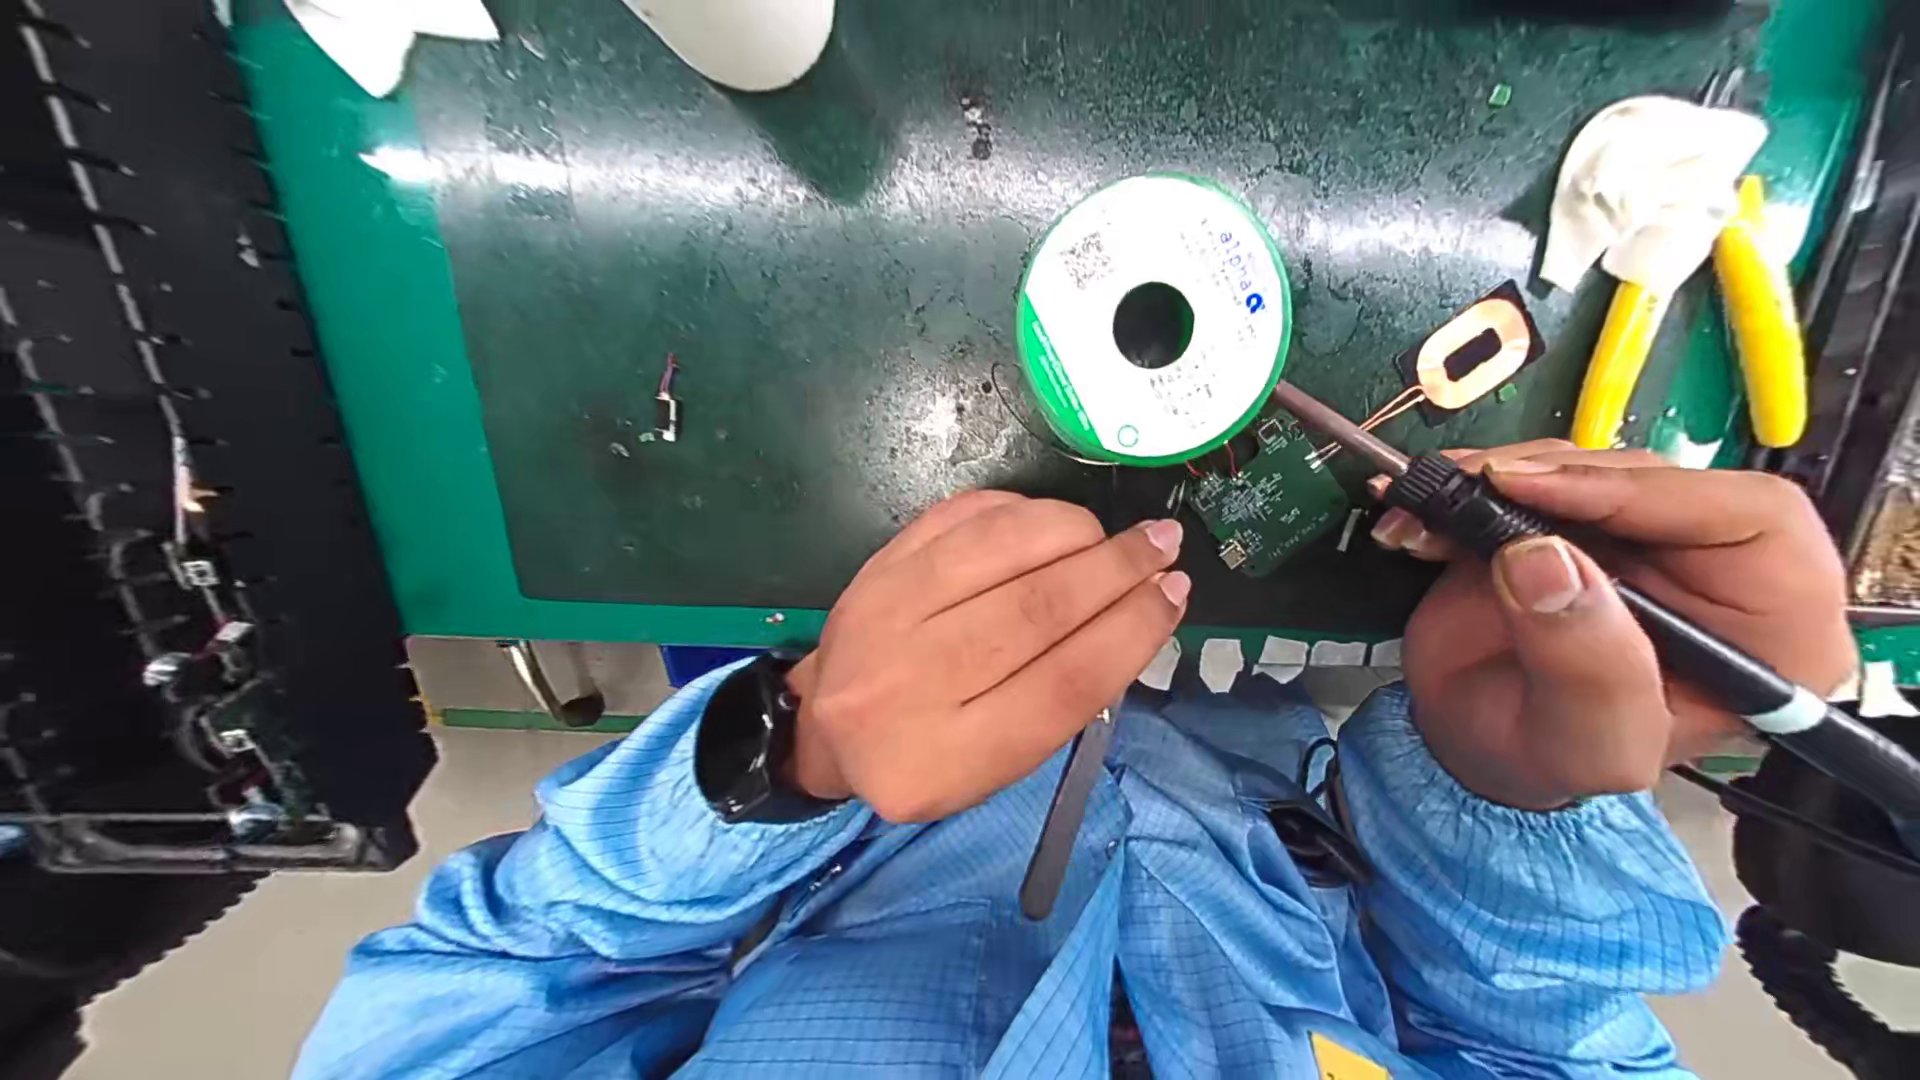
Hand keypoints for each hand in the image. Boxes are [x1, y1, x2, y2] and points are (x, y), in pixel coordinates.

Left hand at [785, 491, 1189, 822]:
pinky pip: (957, 518)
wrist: (827, 725)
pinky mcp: (876, 569)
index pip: (1064, 685)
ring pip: (997, 551)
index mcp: (952, 757)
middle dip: (1115, 569)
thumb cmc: (925, 753)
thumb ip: (1061, 701)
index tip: (1173, 594)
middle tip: (1161, 545)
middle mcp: (913, 682)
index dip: (1133, 631)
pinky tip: (1048, 520)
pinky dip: (1016, 508)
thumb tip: (1133, 614)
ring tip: (1109, 534)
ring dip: (1072, 530)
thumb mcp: (995, 765)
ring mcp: (885, 615)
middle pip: (1036, 609)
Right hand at [1374, 441, 1854, 809]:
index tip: (1526, 491)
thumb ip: (1585, 668)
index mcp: (1758, 628)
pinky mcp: (1537, 536)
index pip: (1741, 516)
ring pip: (1568, 469)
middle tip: (1459, 487)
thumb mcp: (1582, 744)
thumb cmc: (1540, 759)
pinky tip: (1412, 518)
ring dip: (1481, 479)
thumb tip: (1541, 560)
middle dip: (1540, 475)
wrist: (1465, 742)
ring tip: (1419, 507)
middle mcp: (1693, 572)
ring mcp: (1609, 548)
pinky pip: (1504, 489)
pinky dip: (1449, 493)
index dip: (1636, 491)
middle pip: (1642, 479)